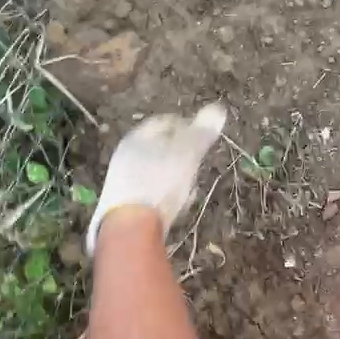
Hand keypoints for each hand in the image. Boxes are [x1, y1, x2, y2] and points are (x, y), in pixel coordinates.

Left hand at [87, 104, 226, 253]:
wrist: (130, 229)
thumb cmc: (160, 182)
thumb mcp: (187, 152)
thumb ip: (202, 131)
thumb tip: (218, 109)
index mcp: (137, 137)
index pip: (165, 121)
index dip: (187, 125)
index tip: (203, 135)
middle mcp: (125, 156)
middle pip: (159, 147)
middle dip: (181, 152)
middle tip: (198, 159)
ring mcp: (121, 182)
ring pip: (155, 170)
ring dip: (174, 174)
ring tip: (190, 184)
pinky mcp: (123, 205)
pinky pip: (150, 191)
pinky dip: (164, 192)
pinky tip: (176, 203)